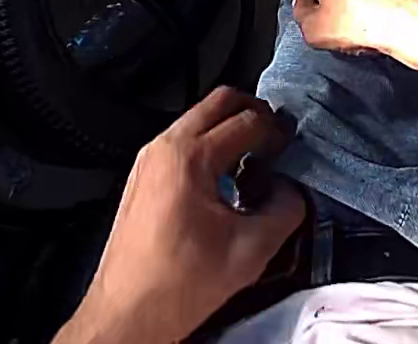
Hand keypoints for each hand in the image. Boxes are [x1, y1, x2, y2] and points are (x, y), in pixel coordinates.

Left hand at [58, 88, 304, 343]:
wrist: (125, 317)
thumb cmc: (176, 287)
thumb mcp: (248, 253)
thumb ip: (283, 212)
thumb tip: (292, 189)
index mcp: (190, 157)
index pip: (246, 121)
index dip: (274, 130)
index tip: (287, 144)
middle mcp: (166, 146)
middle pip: (220, 100)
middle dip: (253, 110)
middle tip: (272, 134)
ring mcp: (150, 156)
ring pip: (200, 115)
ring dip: (229, 125)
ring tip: (251, 156)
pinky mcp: (143, 171)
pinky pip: (183, 136)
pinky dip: (209, 141)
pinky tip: (222, 175)